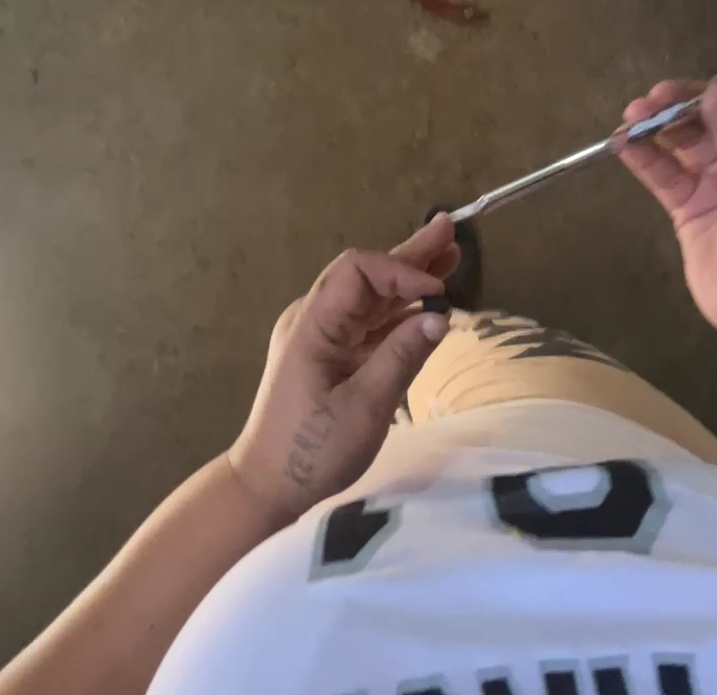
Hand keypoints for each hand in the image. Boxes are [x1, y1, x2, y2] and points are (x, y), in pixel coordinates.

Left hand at [226, 215, 459, 521]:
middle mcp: (314, 318)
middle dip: (409, 255)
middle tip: (449, 231)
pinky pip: (367, 320)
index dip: (400, 270)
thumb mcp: (364, 409)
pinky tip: (427, 302)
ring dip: (408, 278)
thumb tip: (443, 317)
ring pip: (369, 295)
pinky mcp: (330, 352)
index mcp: (313, 324)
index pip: (358, 272)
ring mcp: (321, 334)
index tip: (439, 291)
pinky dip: (399, 309)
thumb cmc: (312, 450)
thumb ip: (401, 357)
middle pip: (365, 274)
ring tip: (449, 256)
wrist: (267, 483)